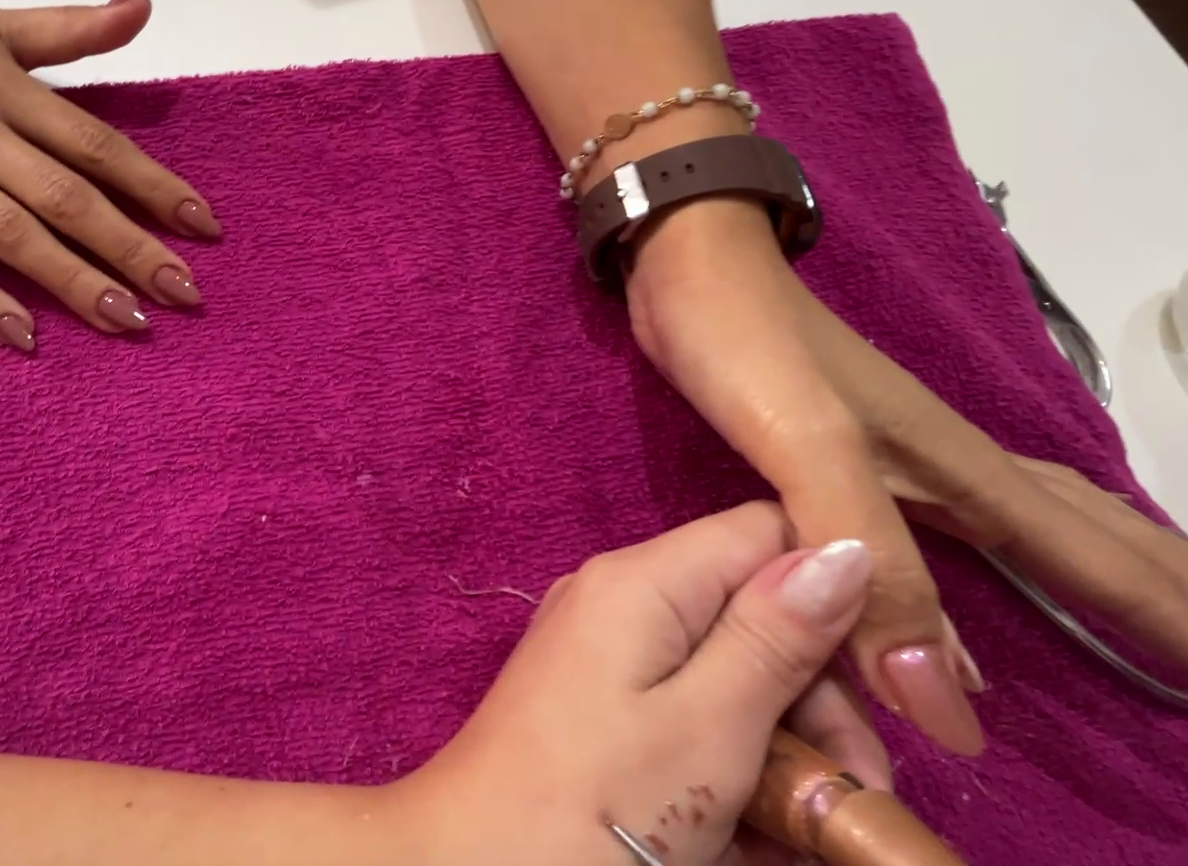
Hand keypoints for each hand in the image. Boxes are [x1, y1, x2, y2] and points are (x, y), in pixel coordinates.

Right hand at [0, 0, 217, 350]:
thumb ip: (74, 28)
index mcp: (8, 87)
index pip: (96, 145)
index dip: (154, 186)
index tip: (204, 226)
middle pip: (65, 196)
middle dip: (129, 247)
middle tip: (183, 294)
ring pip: (9, 232)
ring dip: (70, 280)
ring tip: (126, 321)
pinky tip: (22, 336)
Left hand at [393, 502, 887, 865]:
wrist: (476, 863)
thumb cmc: (600, 803)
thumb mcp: (707, 725)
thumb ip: (775, 635)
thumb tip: (843, 545)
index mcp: (641, 581)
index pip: (765, 534)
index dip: (839, 594)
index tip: (892, 688)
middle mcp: (619, 598)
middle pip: (754, 610)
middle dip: (817, 697)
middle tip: (851, 787)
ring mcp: (605, 650)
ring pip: (731, 671)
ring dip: (785, 746)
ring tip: (796, 833)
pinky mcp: (600, 701)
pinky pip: (689, 708)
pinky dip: (732, 763)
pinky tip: (749, 833)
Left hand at [622, 197, 1187, 757]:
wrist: (686, 268)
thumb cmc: (749, 348)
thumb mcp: (809, 448)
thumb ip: (872, 556)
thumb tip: (939, 692)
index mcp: (959, 470)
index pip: (1098, 560)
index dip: (1169, 623)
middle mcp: (943, 461)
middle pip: (1085, 533)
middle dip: (1154, 595)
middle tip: (1187, 657)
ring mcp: (888, 447)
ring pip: (1019, 516)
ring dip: (1078, 568)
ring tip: (1119, 618)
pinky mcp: (832, 440)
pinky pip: (938, 508)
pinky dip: (981, 543)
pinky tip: (966, 552)